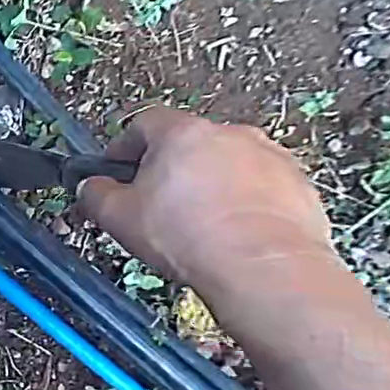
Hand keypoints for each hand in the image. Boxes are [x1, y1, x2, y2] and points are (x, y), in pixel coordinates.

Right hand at [78, 108, 338, 294]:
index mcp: (182, 134)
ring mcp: (270, 157)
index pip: (144, 123)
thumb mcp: (117, 216)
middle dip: (167, 167)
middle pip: (187, 143)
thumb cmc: (185, 235)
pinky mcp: (297, 184)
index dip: (124, 145)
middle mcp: (229, 134)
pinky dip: (240, 202)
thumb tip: (91, 187)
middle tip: (152, 201)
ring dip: (206, 184)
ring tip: (193, 222)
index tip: (115, 168)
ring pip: (225, 163)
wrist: (261, 266)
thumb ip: (95, 194)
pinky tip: (226, 232)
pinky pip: (258, 186)